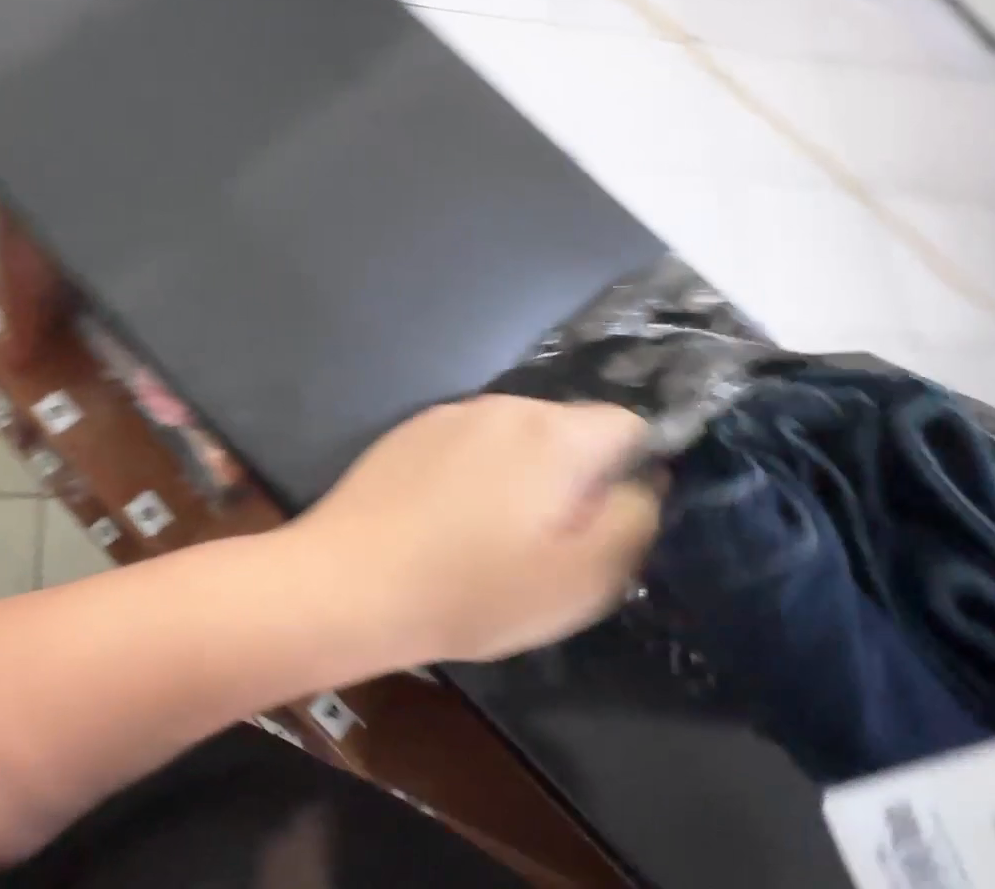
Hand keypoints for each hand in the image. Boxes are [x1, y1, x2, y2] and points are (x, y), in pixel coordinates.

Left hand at [301, 396, 661, 662]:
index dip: (634, 473)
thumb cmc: (473, 588)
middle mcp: (500, 406)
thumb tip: (645, 480)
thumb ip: (634, 517)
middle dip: (574, 477)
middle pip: (566, 431)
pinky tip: (445, 524)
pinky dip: (469, 477)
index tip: (610, 523)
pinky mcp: (401, 435)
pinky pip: (462, 448)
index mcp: (554, 432)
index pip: (629, 426)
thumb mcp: (585, 576)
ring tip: (491, 538)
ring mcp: (443, 416)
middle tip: (552, 542)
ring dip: (519, 477)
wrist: (348, 583)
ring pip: (511, 440)